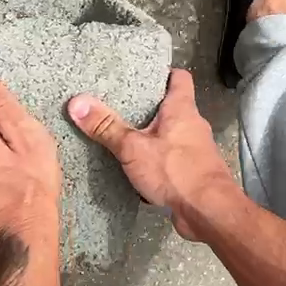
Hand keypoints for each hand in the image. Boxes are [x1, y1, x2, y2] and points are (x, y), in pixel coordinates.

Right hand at [68, 68, 239, 240]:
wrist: (208, 212)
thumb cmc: (176, 171)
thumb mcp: (133, 148)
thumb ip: (106, 126)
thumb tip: (77, 102)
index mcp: (182, 109)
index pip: (180, 78)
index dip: (164, 73)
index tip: (142, 74)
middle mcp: (192, 125)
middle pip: (172, 106)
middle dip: (148, 107)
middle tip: (121, 106)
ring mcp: (194, 149)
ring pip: (170, 134)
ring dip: (151, 135)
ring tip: (123, 136)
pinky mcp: (191, 172)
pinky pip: (170, 158)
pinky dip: (155, 159)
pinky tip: (136, 168)